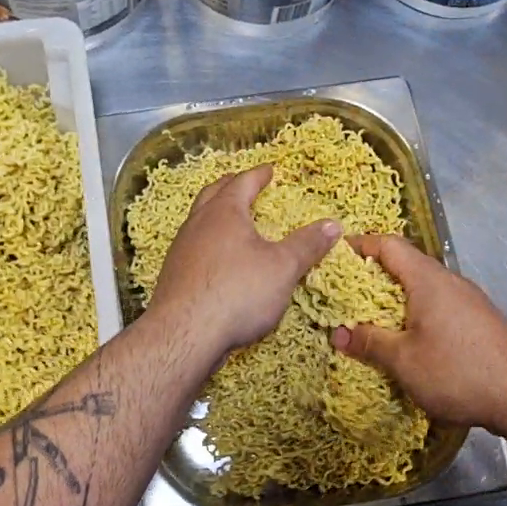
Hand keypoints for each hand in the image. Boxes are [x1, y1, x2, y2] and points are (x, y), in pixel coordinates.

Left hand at [149, 166, 341, 357]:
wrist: (184, 334)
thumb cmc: (237, 292)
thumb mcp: (283, 268)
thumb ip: (307, 245)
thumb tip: (333, 225)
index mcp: (224, 212)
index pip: (242, 183)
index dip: (258, 175)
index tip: (269, 170)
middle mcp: (197, 224)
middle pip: (213, 195)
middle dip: (230, 187)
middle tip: (244, 185)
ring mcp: (181, 250)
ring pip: (198, 221)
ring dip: (215, 215)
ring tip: (232, 221)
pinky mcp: (174, 276)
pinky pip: (193, 249)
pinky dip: (208, 243)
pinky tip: (218, 260)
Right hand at [331, 234, 506, 439]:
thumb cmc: (459, 372)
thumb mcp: (404, 361)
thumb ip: (370, 343)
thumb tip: (338, 334)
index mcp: (428, 280)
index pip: (388, 244)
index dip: (360, 245)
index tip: (335, 255)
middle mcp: (450, 281)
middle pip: (406, 263)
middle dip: (374, 274)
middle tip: (345, 292)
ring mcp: (469, 300)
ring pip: (424, 286)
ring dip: (396, 296)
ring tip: (372, 318)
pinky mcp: (480, 320)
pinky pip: (440, 304)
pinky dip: (417, 311)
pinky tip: (409, 338)